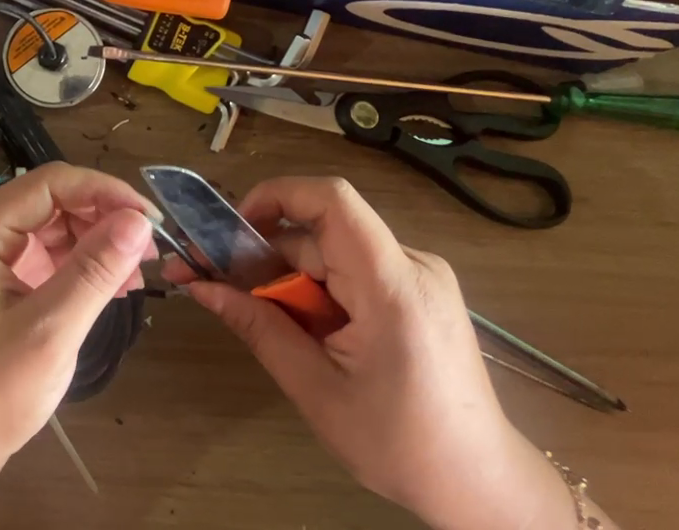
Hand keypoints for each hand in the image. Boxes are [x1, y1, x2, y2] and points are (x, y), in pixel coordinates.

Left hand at [0, 162, 158, 475]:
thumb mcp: (51, 329)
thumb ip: (93, 270)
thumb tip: (138, 220)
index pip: (49, 184)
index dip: (103, 191)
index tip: (150, 217)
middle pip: (52, 200)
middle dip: (103, 217)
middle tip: (150, 249)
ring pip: (55, 227)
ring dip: (97, 242)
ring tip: (138, 272)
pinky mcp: (3, 282)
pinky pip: (49, 256)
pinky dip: (83, 265)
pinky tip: (115, 286)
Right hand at [163, 177, 577, 529]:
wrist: (481, 483)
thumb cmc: (401, 444)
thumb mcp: (316, 390)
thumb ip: (258, 327)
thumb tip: (198, 285)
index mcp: (393, 288)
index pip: (332, 201)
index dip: (274, 195)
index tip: (230, 229)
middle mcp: (412, 266)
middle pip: (319, 233)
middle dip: (261, 253)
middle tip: (209, 280)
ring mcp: (417, 277)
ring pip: (329, 252)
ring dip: (284, 276)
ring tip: (250, 312)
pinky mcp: (415, 290)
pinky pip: (348, 269)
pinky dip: (312, 288)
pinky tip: (295, 324)